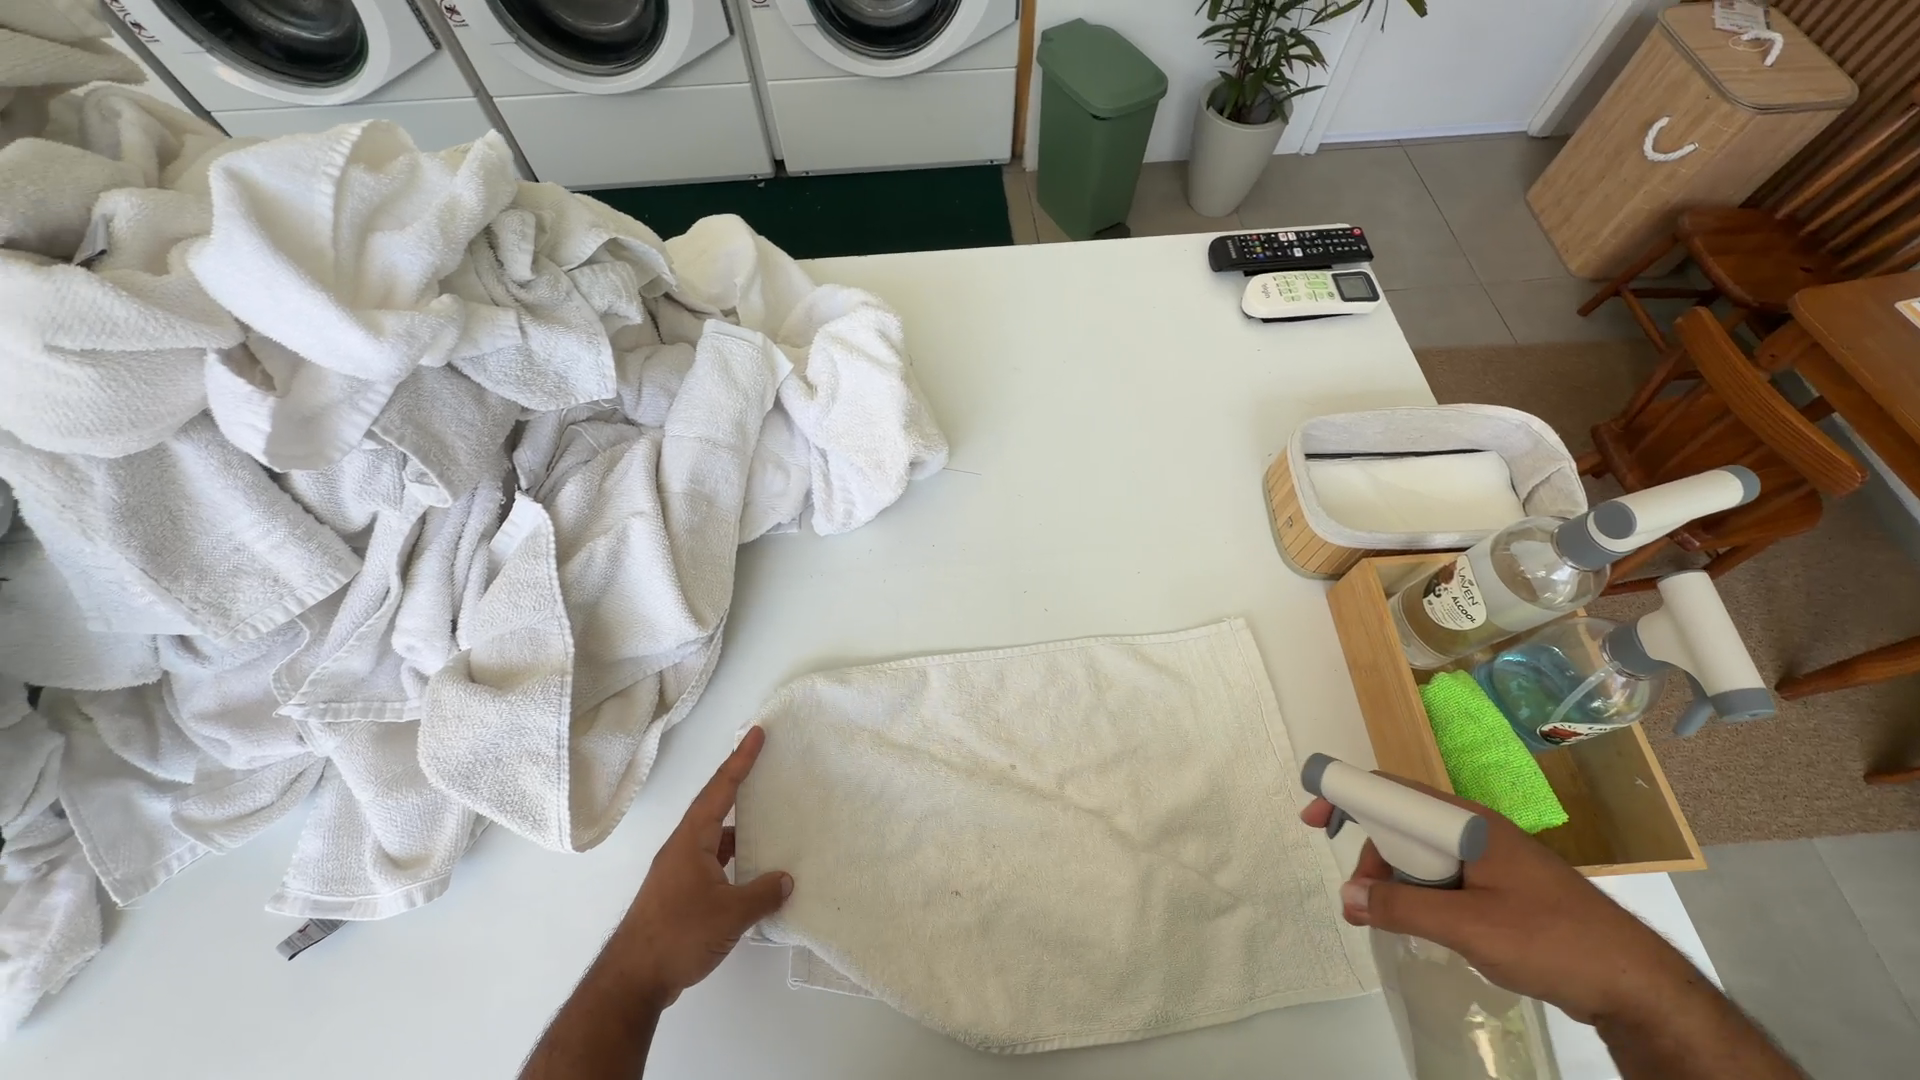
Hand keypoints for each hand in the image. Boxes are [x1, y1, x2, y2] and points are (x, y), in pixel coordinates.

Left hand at [603, 726, 792, 1008]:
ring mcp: (678, 873)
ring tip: (770, 825)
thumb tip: (785, 879)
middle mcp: (682, 849)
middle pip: (715, 808)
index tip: (756, 733)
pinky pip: (713, 864)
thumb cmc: (678, 934)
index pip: (720, 791)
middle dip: (739, 786)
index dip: (740, 760)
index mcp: (692, 840)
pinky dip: (734, 861)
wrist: (631, 980)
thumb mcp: (730, 914)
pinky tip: (751, 876)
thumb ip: (762, 894)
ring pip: (714, 839)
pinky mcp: (678, 896)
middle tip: (765, 768)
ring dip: (739, 830)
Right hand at [1301, 775, 1693, 1024]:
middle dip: (1369, 855)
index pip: (1393, 792)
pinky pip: (1444, 877)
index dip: (1347, 796)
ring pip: (1422, 855)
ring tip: (1380, 919)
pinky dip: (1420, 894)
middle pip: (1403, 825)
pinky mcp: (1502, 886)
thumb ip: (1401, 907)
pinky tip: (1420, 923)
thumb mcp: (1468, 926)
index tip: (1313, 817)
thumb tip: (1348, 896)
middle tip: (1355, 898)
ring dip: (1393, 881)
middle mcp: (1475, 831)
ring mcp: (1491, 858)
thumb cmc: (1552, 941)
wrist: (1639, 987)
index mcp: (1467, 824)